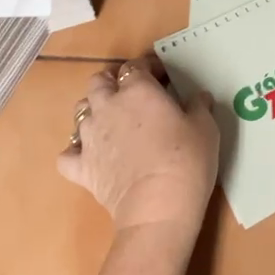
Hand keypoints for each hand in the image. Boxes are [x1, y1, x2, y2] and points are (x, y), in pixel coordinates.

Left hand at [58, 55, 219, 242]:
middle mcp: (108, 106)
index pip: (135, 66)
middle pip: (99, 81)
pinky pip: (68, 154)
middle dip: (112, 82)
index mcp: (138, 90)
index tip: (162, 76)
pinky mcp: (80, 167)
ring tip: (111, 122)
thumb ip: (199, 106)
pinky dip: (76, 152)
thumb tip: (199, 97)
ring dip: (93, 111)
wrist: (158, 207)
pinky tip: (90, 157)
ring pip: (80, 111)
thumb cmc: (186, 160)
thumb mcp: (206, 128)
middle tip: (130, 93)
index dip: (148, 67)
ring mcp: (89, 137)